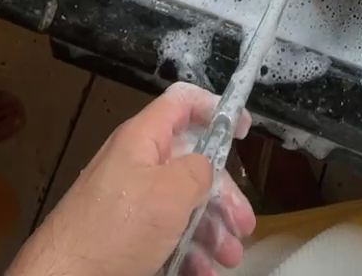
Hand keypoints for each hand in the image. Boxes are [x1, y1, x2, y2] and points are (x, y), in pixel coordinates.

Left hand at [11, 82, 256, 275]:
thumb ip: (198, 170)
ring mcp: (131, 203)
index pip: (182, 102)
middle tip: (244, 224)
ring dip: (212, 230)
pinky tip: (204, 272)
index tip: (242, 129)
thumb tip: (206, 166)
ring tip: (229, 257)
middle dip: (223, 194)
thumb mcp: (169, 193)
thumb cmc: (117, 229)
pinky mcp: (127, 237)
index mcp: (144, 138)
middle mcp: (138, 164)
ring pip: (183, 205)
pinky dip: (189, 251)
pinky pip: (166, 235)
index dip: (214, 107)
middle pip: (192, 163)